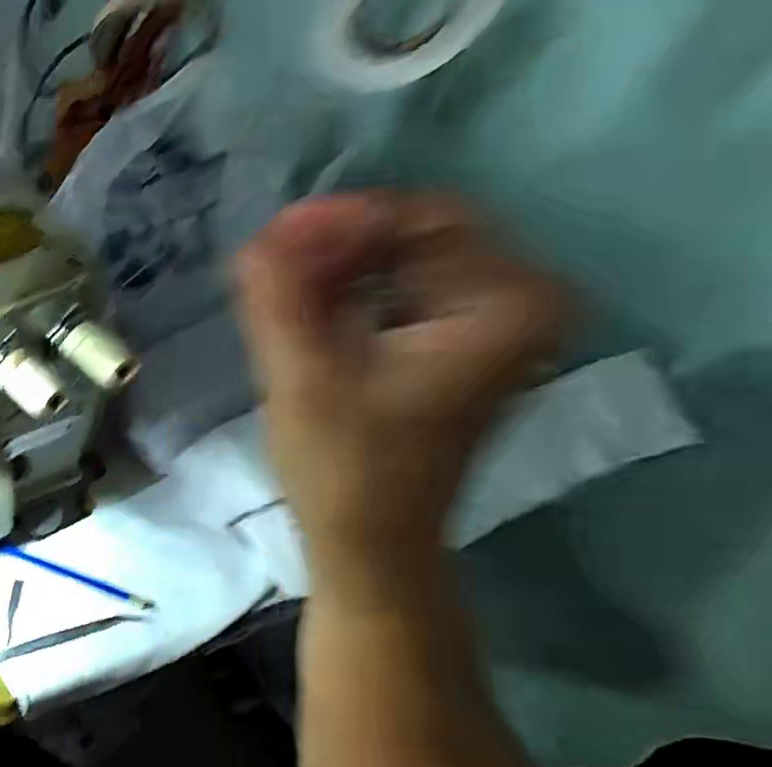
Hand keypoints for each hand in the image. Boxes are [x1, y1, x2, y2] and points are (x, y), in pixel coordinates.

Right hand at [234, 192, 563, 601]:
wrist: (368, 543)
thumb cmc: (344, 469)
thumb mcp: (302, 381)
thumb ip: (277, 303)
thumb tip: (253, 241)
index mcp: (506, 302)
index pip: (423, 218)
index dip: (339, 221)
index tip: (266, 242)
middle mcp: (517, 301)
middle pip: (414, 239)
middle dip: (330, 248)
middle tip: (260, 267)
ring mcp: (489, 325)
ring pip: (400, 266)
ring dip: (330, 273)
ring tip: (269, 294)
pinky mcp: (456, 349)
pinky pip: (397, 295)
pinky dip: (345, 298)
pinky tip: (298, 316)